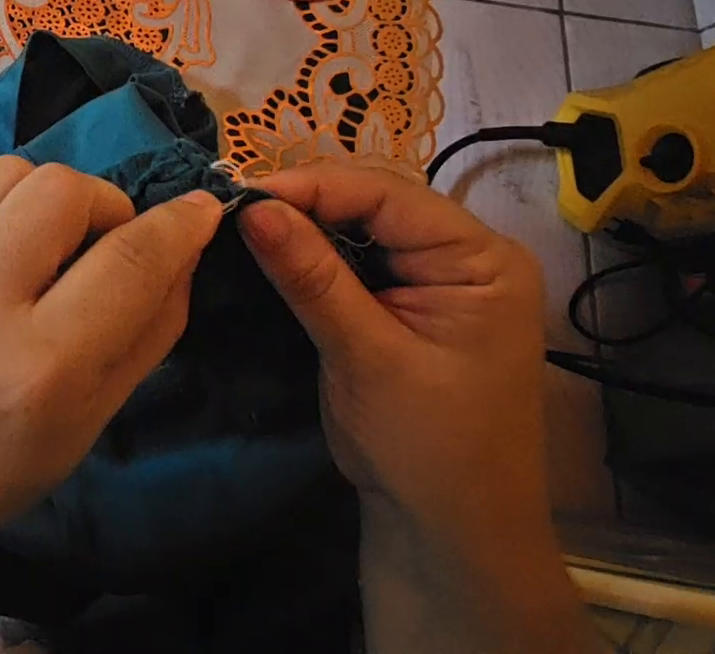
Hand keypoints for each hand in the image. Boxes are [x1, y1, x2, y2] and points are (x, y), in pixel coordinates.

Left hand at [0, 156, 222, 598]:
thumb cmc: (1, 467)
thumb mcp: (96, 416)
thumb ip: (151, 328)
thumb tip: (184, 251)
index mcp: (44, 367)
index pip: (130, 261)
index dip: (180, 224)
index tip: (202, 208)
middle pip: (65, 190)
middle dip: (109, 204)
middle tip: (106, 242)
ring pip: (12, 170)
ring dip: (52, 192)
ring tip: (53, 237)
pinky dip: (3, 187)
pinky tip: (9, 226)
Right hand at [236, 163, 551, 543]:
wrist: (448, 527)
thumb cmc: (426, 446)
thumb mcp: (366, 356)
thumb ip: (311, 277)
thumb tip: (251, 209)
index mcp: (481, 260)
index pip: (387, 195)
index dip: (311, 188)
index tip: (240, 196)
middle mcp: (464, 255)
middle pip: (372, 201)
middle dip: (303, 202)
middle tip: (233, 209)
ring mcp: (434, 276)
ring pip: (357, 225)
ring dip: (301, 224)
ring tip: (242, 223)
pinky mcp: (403, 297)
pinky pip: (351, 255)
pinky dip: (309, 252)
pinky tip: (271, 250)